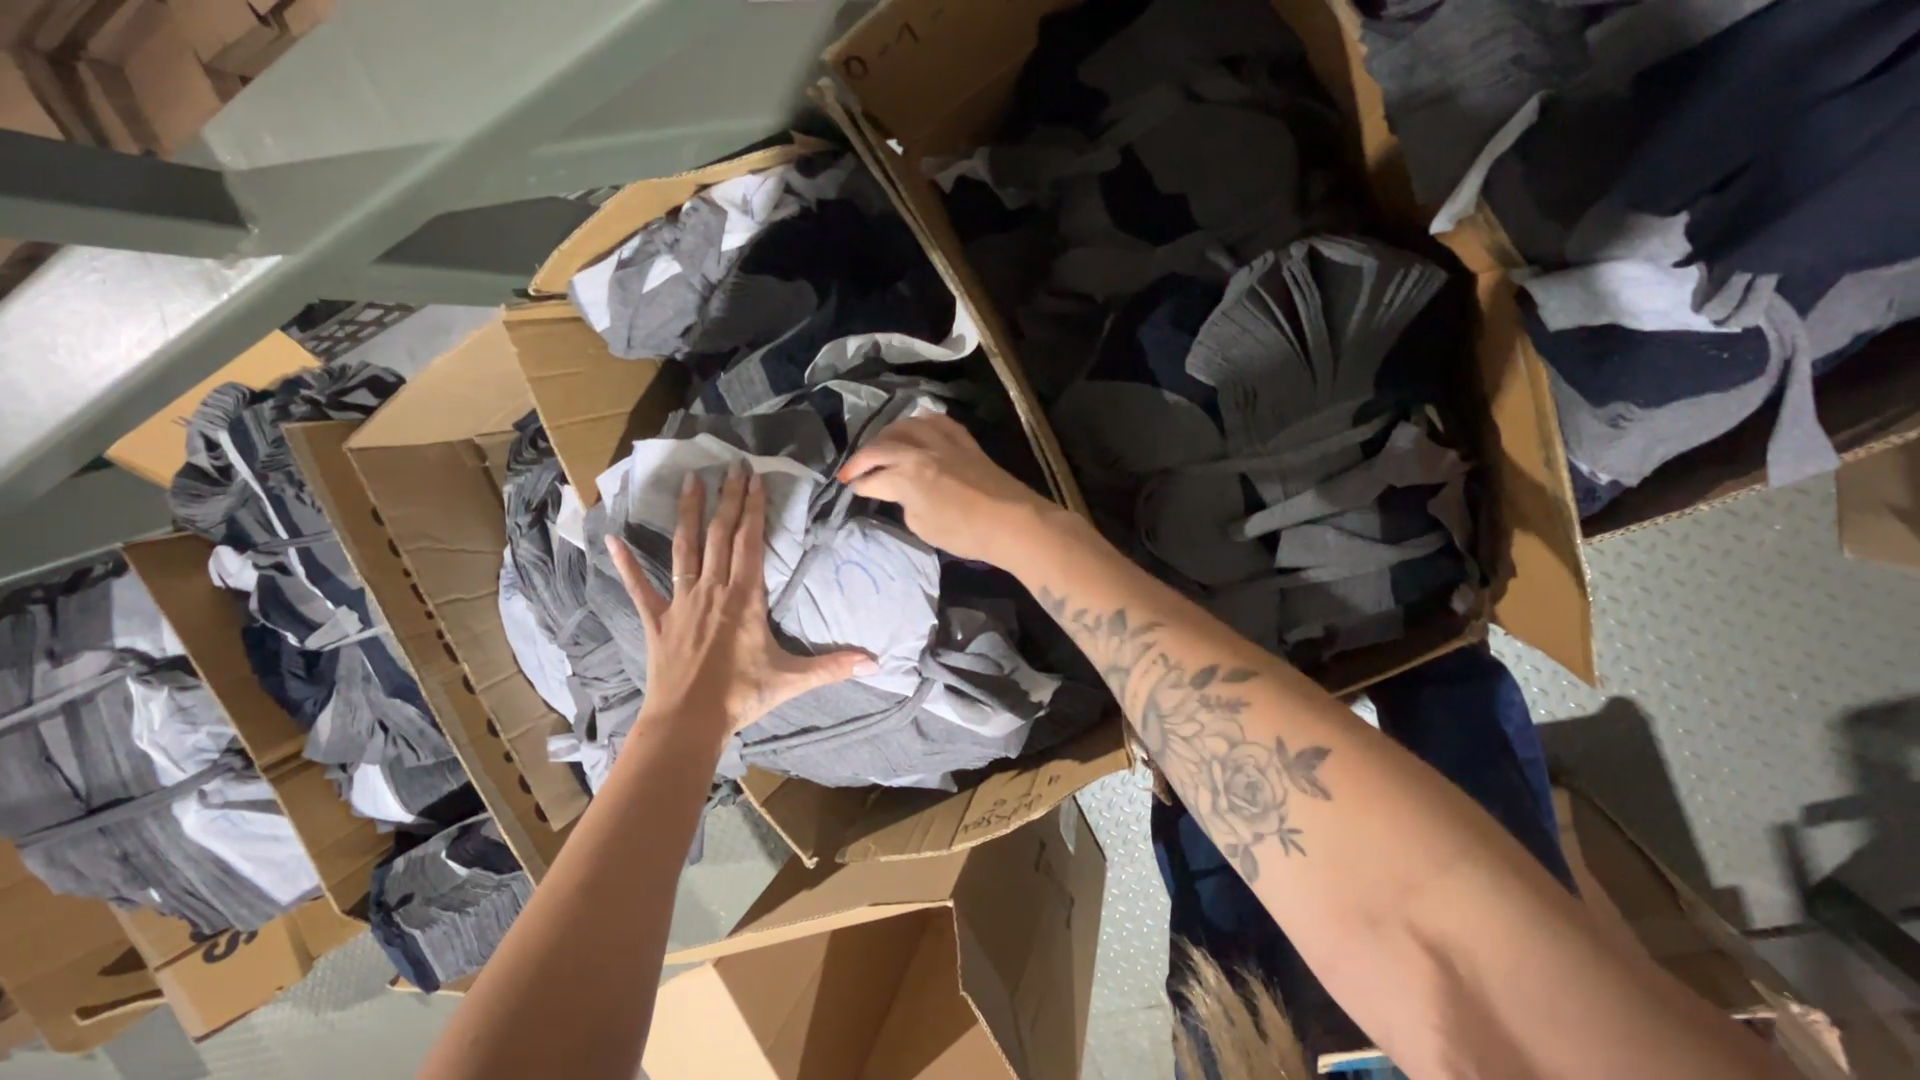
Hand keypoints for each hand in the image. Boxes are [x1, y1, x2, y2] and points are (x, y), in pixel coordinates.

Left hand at [604, 463, 876, 735]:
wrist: (687, 721)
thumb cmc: (740, 697)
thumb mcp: (792, 680)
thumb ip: (833, 666)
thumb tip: (876, 662)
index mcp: (744, 597)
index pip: (750, 542)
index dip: (753, 508)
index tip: (754, 478)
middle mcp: (712, 590)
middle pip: (720, 535)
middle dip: (728, 498)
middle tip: (731, 465)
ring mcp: (680, 603)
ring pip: (684, 548)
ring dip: (687, 513)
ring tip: (690, 481)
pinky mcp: (657, 620)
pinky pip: (639, 587)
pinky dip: (627, 562)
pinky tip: (613, 538)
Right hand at [837, 413, 1065, 565]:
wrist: (1012, 521)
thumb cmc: (965, 533)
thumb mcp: (923, 527)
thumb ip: (906, 504)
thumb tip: (904, 493)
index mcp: (906, 475)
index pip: (873, 477)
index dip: (859, 484)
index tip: (851, 488)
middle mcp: (920, 451)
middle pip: (882, 446)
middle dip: (862, 458)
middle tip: (853, 470)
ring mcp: (944, 442)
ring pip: (907, 425)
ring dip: (887, 434)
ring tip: (881, 444)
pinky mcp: (965, 442)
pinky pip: (938, 421)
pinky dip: (921, 421)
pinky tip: (916, 425)